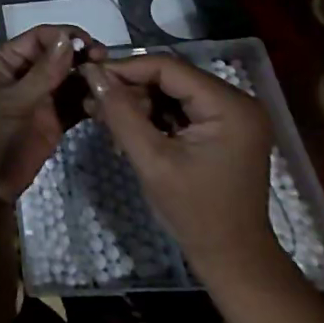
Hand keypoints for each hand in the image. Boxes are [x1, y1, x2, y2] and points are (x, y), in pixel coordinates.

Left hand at [0, 25, 101, 201]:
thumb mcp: (13, 100)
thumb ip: (43, 72)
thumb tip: (67, 38)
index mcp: (4, 62)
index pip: (39, 38)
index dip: (66, 38)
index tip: (93, 47)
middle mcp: (23, 76)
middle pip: (59, 57)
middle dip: (83, 59)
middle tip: (109, 67)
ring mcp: (38, 99)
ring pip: (70, 81)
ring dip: (90, 81)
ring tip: (113, 86)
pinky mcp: (51, 121)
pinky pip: (74, 105)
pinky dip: (89, 103)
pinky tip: (107, 104)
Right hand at [80, 54, 280, 285]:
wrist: (230, 254)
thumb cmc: (193, 210)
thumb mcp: (151, 159)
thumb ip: (121, 113)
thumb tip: (92, 73)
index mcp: (229, 106)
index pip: (168, 68)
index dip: (124, 68)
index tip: (87, 76)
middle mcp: (236, 101)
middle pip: (170, 78)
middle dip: (128, 88)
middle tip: (91, 102)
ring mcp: (231, 116)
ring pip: (171, 93)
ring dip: (136, 103)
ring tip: (102, 118)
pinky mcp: (222, 129)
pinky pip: (179, 109)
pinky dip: (151, 116)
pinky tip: (125, 129)